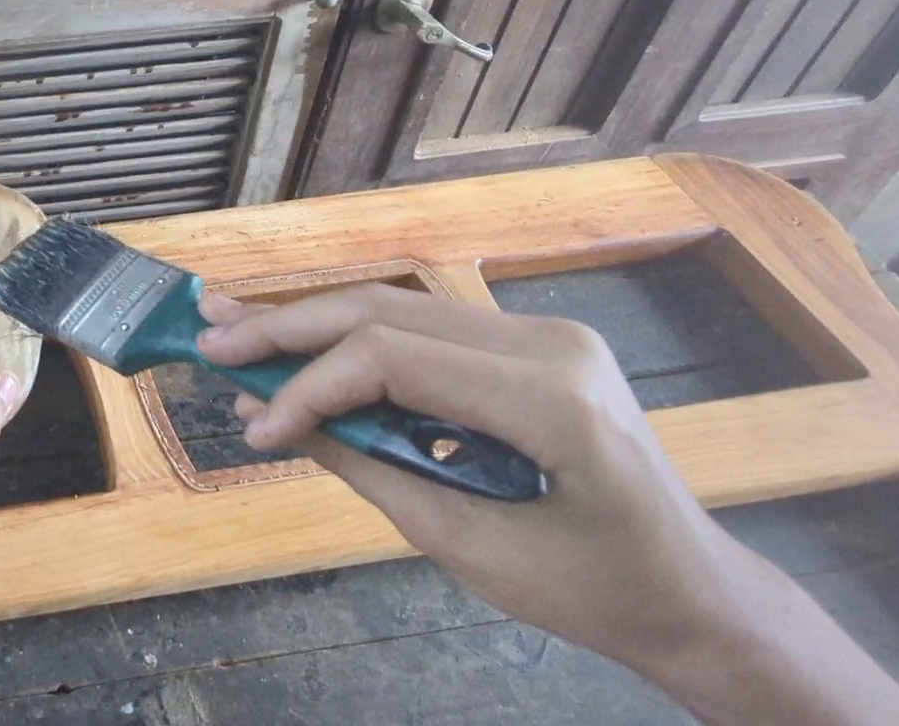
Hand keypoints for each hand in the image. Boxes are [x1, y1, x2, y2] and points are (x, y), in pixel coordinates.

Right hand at [196, 285, 898, 725]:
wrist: (690, 591)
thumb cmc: (587, 589)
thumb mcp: (460, 541)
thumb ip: (358, 462)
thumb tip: (263, 420)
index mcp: (549, 400)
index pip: (390, 359)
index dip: (305, 386)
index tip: (252, 426)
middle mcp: (544, 342)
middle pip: (380, 312)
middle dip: (285, 328)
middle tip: (209, 337)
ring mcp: (535, 332)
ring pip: (388, 308)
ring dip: (305, 322)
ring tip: (231, 324)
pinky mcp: (519, 340)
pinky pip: (413, 328)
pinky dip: (346, 340)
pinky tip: (294, 339)